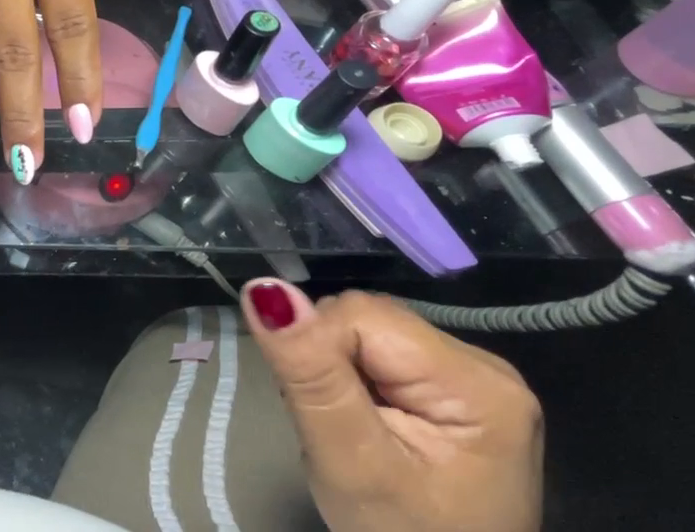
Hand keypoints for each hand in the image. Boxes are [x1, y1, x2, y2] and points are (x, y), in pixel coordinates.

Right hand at [242, 280, 543, 531]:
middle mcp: (483, 366)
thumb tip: (265, 289)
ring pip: (363, 332)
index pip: (357, 315)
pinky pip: (376, 353)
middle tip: (331, 424)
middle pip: (363, 319)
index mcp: (475, 383)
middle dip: (325, 360)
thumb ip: (311, 373)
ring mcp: (472, 378)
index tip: (321, 410)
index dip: (316, 349)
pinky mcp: (454, 391)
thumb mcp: (347, 460)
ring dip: (334, 370)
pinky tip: (364, 420)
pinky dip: (351, 380)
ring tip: (346, 426)